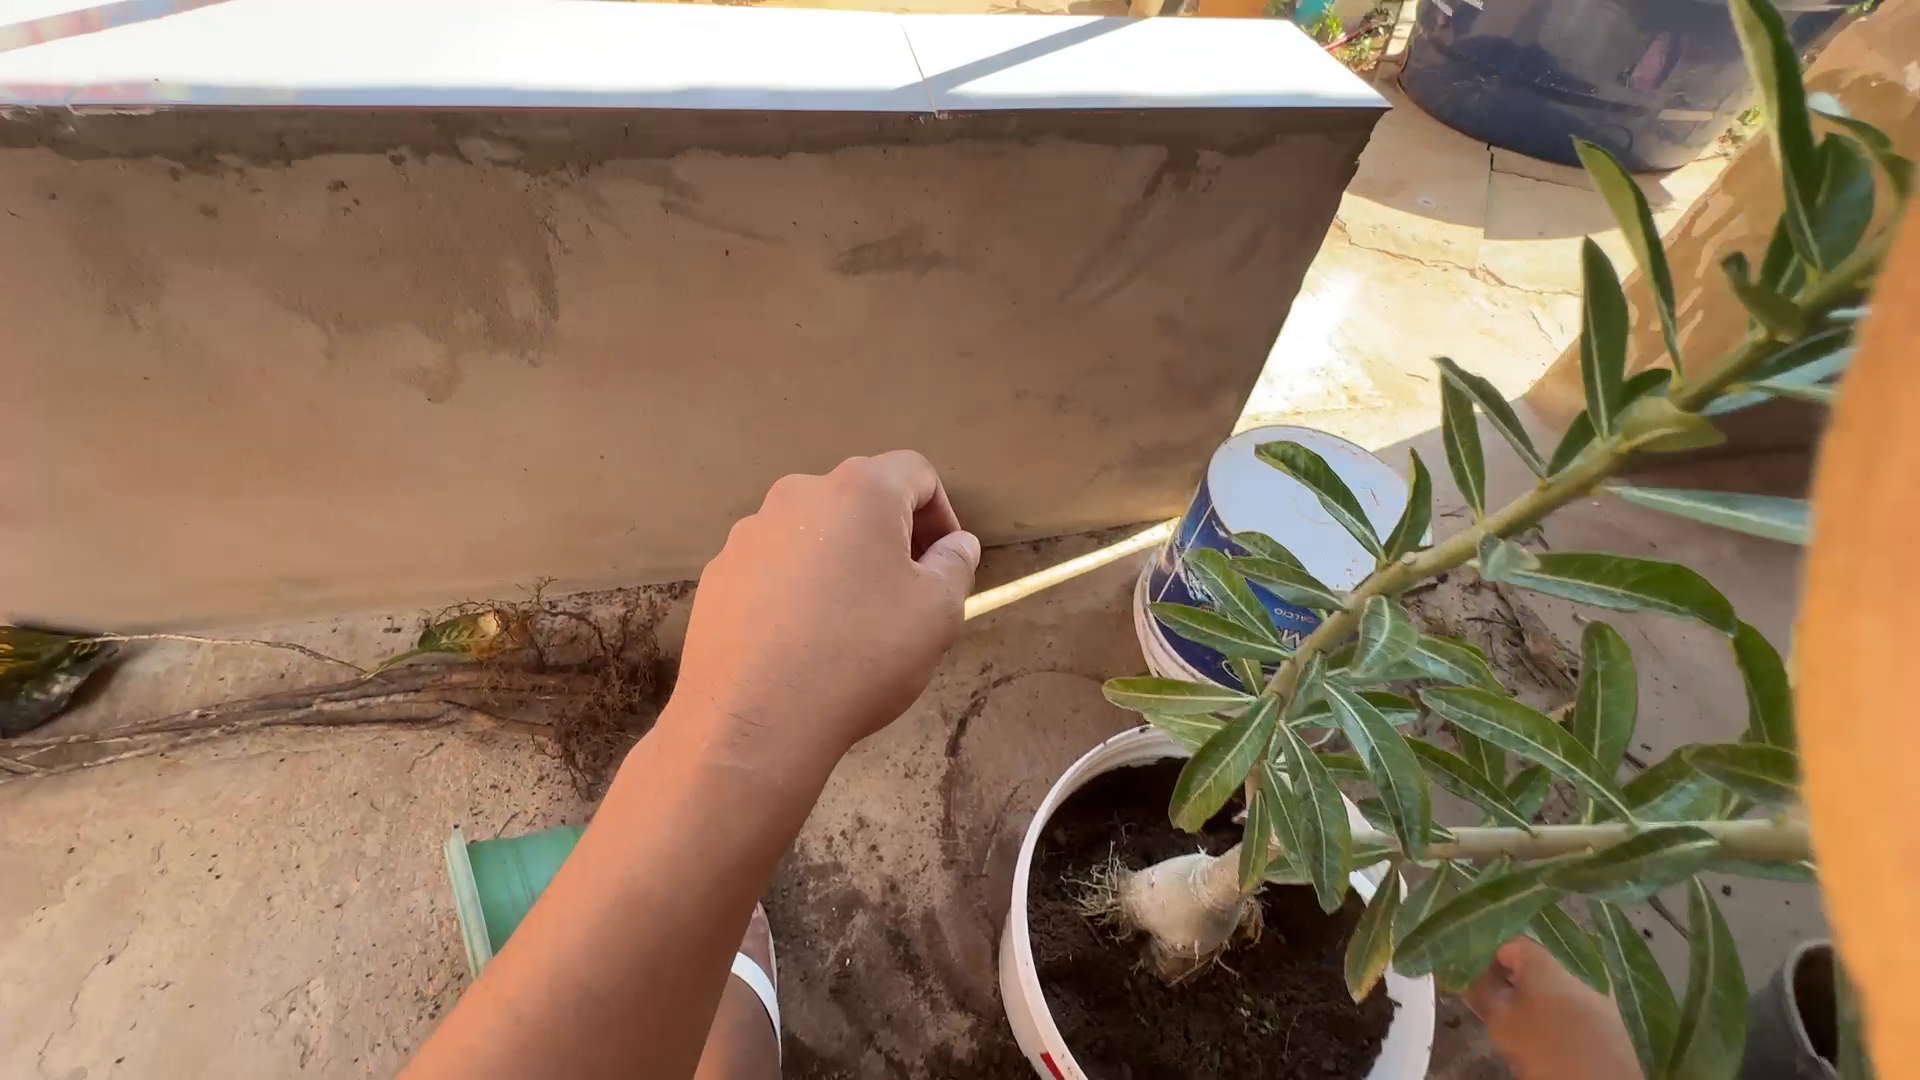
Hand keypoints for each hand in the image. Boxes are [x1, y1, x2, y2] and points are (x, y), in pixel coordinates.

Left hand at [667, 451, 979, 771]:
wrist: (756, 720)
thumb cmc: (862, 655)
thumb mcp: (938, 612)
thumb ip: (955, 564)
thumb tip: (956, 543)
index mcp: (859, 490)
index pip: (917, 473)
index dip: (943, 515)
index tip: (944, 565)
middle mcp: (798, 494)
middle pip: (862, 500)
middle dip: (892, 539)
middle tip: (905, 596)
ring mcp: (750, 533)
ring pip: (816, 533)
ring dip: (843, 561)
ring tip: (849, 624)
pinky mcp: (719, 573)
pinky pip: (775, 566)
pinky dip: (798, 587)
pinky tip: (801, 639)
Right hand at [1466, 937, 1642, 1079]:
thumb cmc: (1545, 1050)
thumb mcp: (1500, 1021)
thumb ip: (1478, 989)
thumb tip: (1457, 970)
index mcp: (1548, 963)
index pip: (1508, 940)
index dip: (1485, 953)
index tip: (1472, 972)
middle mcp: (1579, 973)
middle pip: (1534, 965)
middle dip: (1510, 978)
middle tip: (1494, 999)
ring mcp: (1603, 1001)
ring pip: (1556, 988)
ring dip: (1535, 998)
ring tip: (1520, 1020)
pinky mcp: (1617, 1028)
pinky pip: (1577, 1009)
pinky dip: (1559, 1015)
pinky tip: (1549, 1035)